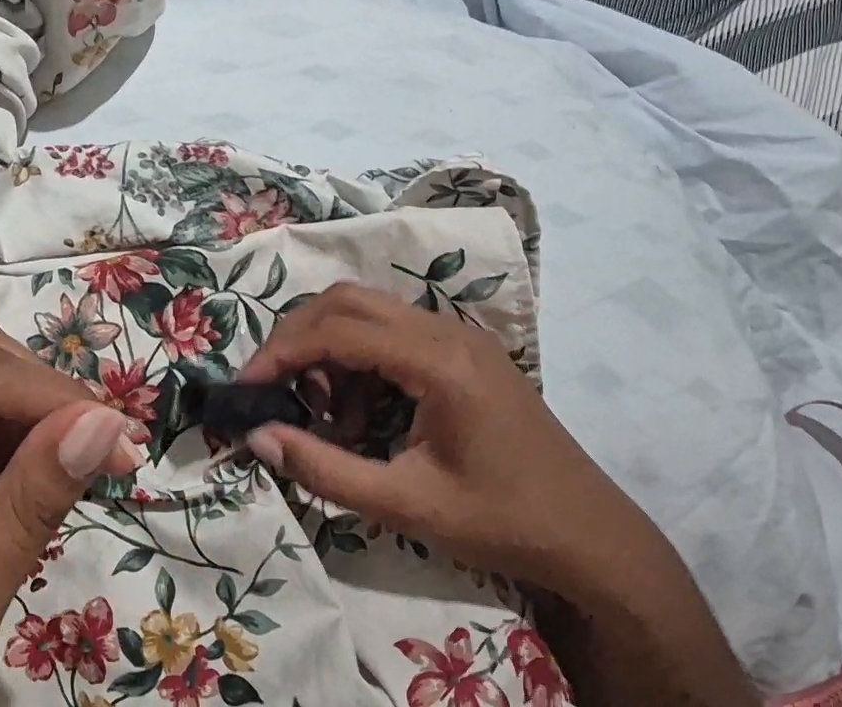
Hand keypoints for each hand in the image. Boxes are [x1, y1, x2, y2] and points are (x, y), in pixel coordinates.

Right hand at [239, 283, 660, 601]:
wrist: (594, 541)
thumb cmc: (502, 523)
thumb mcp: (405, 505)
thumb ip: (324, 468)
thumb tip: (256, 437)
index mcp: (440, 362)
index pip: (337, 329)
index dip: (281, 352)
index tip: (247, 386)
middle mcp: (449, 333)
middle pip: (347, 301)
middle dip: (297, 337)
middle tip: (271, 385)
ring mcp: (461, 338)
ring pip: (368, 312)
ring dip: (328, 349)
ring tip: (322, 412)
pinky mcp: (465, 354)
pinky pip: (392, 333)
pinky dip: (357, 360)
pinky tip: (360, 413)